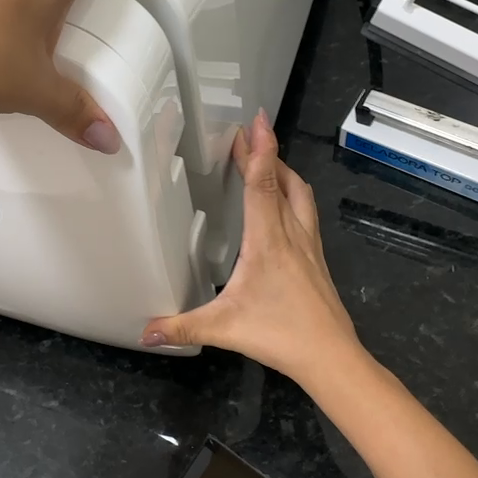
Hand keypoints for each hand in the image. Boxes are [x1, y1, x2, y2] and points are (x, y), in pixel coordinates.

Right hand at [139, 111, 368, 385]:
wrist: (331, 356)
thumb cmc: (279, 335)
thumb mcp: (223, 329)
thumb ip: (182, 326)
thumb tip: (145, 332)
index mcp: (267, 241)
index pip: (262, 184)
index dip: (258, 149)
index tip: (255, 121)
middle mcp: (292, 234)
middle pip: (283, 180)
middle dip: (267, 152)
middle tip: (250, 133)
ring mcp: (309, 245)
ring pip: (301, 194)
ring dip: (284, 172)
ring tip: (268, 160)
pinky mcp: (317, 258)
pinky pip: (306, 213)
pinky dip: (293, 195)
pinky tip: (283, 206)